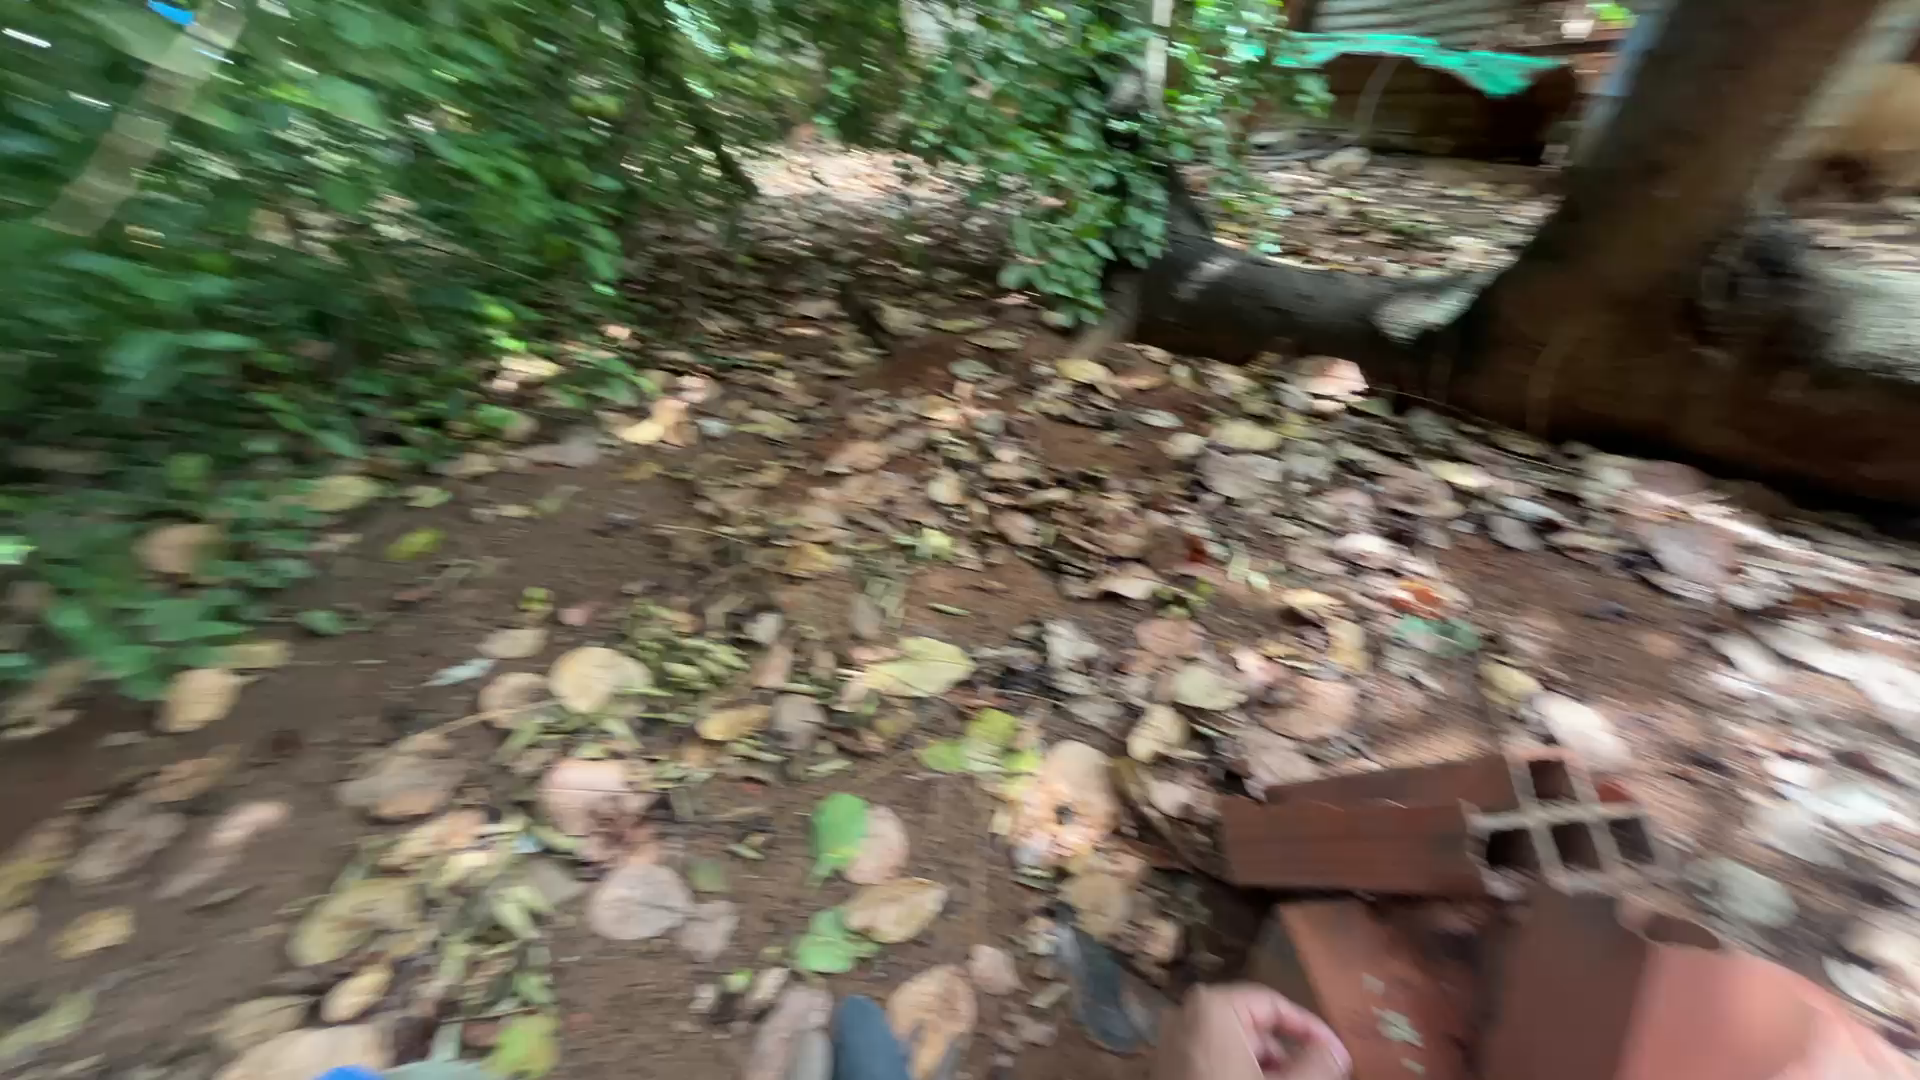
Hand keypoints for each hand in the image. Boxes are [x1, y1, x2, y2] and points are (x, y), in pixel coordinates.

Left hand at [1154, 984, 1350, 1079]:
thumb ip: (1316, 1068)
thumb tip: (1336, 1050)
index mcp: (1213, 1007)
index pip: (1271, 1004)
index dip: (1310, 1028)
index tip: (1340, 1055)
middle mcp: (1188, 1014)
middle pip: (1253, 1027)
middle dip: (1289, 1056)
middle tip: (1323, 1079)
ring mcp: (1175, 1042)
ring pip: (1235, 1047)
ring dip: (1269, 1071)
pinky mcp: (1170, 1069)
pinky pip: (1216, 1062)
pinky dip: (1241, 1075)